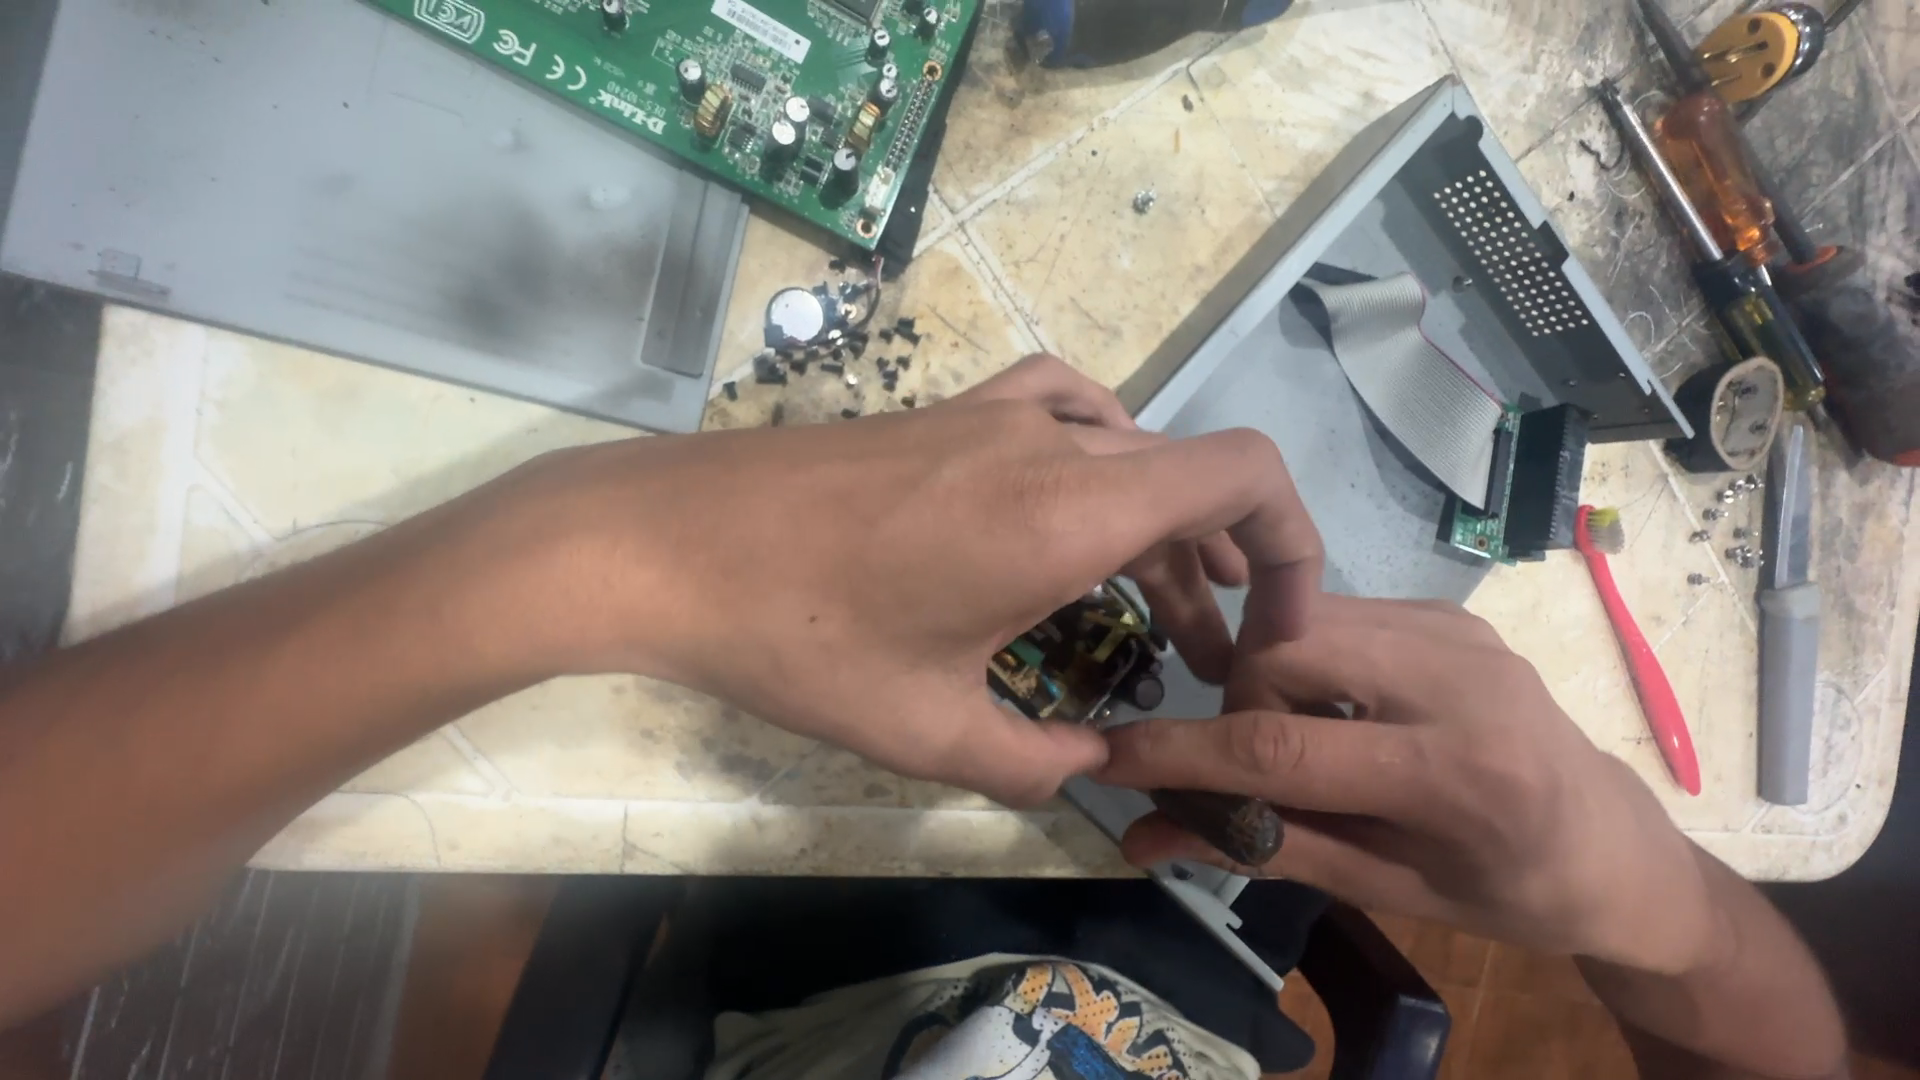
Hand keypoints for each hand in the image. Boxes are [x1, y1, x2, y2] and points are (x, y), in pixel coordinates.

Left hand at [476, 356, 1322, 806]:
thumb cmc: (804, 638)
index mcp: (1068, 511)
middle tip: (1205, 657)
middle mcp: (1050, 443)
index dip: (1294, 542)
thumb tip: (1089, 771)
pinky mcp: (948, 413)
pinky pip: (1065, 412)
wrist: (674, 542)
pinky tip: (1078, 506)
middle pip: (1191, 476)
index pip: (1242, 475)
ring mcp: (995, 415)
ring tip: (1158, 604)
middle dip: (1225, 570)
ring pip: (1129, 452)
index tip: (1281, 623)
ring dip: (1162, 526)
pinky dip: (1103, 458)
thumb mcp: (928, 730)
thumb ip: (1034, 764)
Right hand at [1097, 595, 1716, 974]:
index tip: (1106, 760)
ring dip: (1267, 680)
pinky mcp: (1444, 610)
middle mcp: (1460, 677)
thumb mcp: (1382, 890)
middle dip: (1238, 705)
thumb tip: (1143, 837)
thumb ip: (1259, 848)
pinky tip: (1337, 708)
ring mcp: (1454, 629)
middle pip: (1279, 655)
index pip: (1280, 749)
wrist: (1621, 848)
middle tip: (1255, 762)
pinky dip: (1300, 660)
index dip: (1180, 754)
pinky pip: (1328, 616)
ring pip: (1295, 622)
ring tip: (1302, 736)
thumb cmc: (1508, 893)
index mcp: (1458, 774)